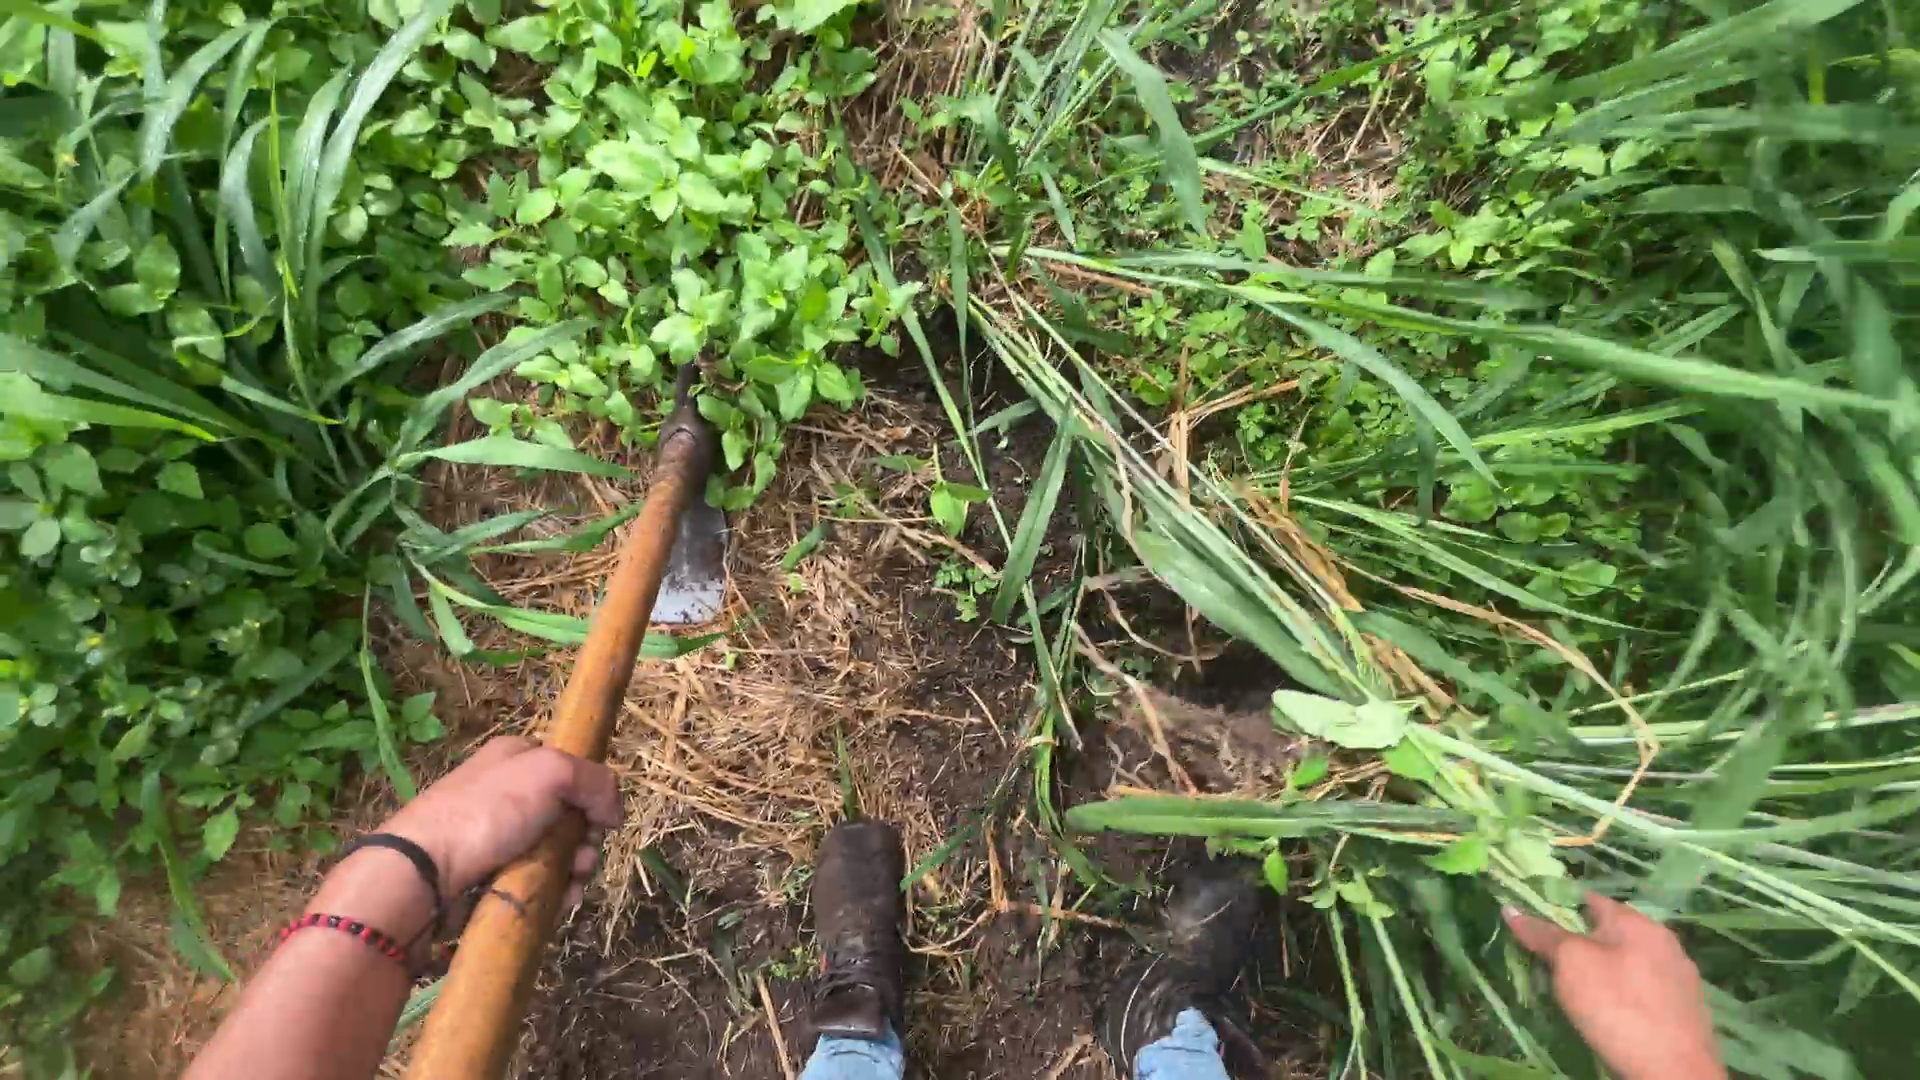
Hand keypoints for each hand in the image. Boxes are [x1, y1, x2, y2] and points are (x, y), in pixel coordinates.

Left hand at [378, 736, 623, 906]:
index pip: (572, 768)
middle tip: (583, 857)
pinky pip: (536, 878)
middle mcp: (506, 792)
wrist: (420, 875)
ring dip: (575, 867)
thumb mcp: (553, 771)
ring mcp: (496, 835)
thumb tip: (613, 815)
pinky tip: (559, 899)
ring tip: (572, 884)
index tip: (599, 817)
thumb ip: (597, 781)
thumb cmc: (488, 811)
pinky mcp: (488, 874)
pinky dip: (554, 888)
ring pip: (557, 849)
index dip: (592, 792)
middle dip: (586, 838)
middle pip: (570, 813)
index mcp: (516, 756)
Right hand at [1505, 893, 1724, 1079]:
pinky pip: (1640, 988)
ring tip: (1571, 987)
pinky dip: (1618, 991)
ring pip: (1622, 961)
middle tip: (1544, 957)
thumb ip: (1540, 932)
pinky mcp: (1685, 1011)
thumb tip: (1510, 908)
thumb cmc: (1617, 1007)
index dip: (1551, 906)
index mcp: (1638, 923)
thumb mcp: (1568, 962)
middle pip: (1603, 931)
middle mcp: (1664, 944)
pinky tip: (1604, 1009)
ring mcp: (1680, 980)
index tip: (1529, 922)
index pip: (1584, 899)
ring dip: (1596, 968)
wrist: (1675, 1077)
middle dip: (1573, 941)